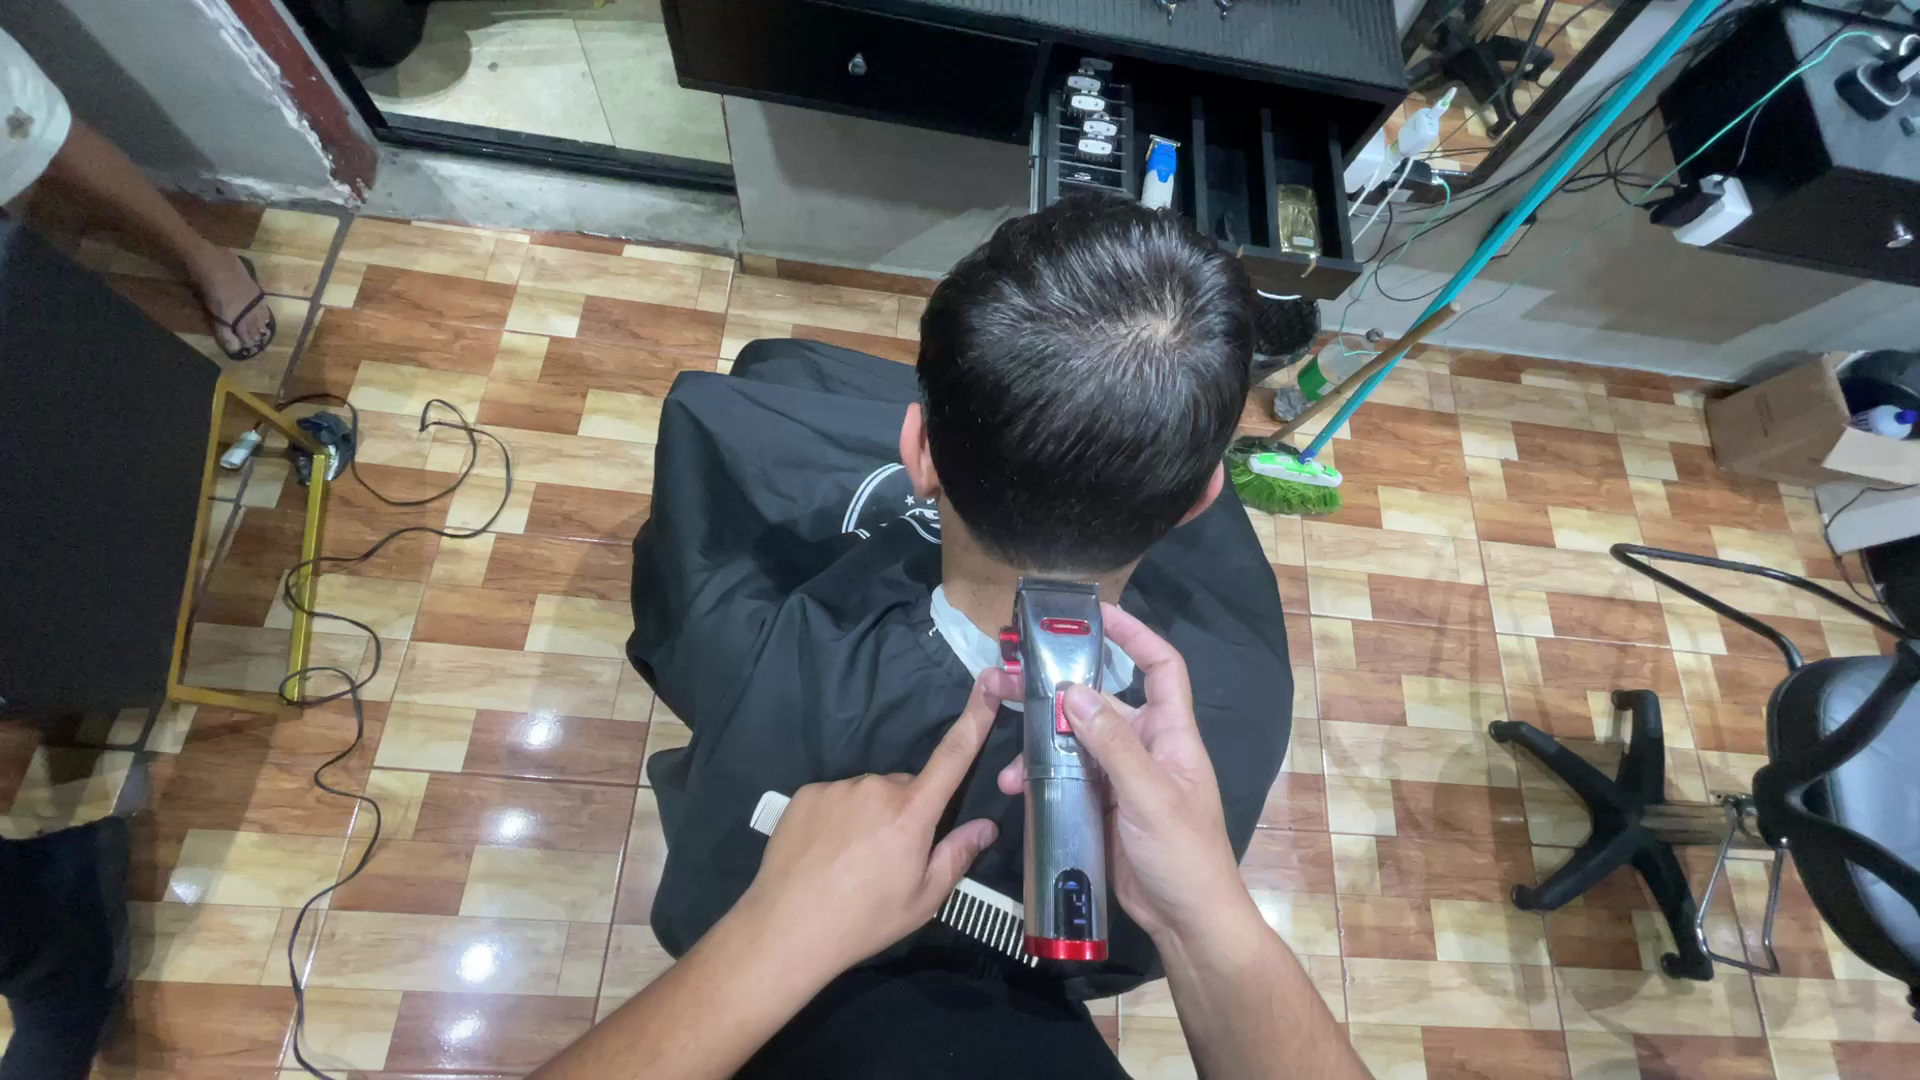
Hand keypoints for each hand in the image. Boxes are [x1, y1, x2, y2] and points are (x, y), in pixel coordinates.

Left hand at [735, 669, 1013, 977]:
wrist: (785, 931)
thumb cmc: (864, 920)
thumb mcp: (923, 900)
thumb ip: (957, 856)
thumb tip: (987, 826)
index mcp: (911, 812)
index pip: (953, 757)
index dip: (974, 719)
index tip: (988, 686)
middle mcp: (876, 787)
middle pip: (906, 788)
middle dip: (906, 811)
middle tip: (889, 857)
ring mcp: (838, 787)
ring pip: (869, 793)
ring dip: (870, 815)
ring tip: (851, 859)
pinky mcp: (807, 793)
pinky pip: (836, 797)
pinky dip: (838, 817)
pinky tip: (826, 851)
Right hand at [996, 603, 1251, 944]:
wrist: (1184, 922)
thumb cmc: (1184, 854)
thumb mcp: (1151, 796)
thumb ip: (1114, 745)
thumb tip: (1074, 693)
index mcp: (1169, 732)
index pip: (1160, 667)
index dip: (1134, 635)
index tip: (1097, 613)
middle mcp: (1143, 743)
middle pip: (1098, 699)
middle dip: (1056, 686)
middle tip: (1010, 671)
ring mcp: (1118, 772)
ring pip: (1073, 737)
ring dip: (1038, 736)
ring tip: (1003, 739)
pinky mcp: (1097, 799)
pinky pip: (1063, 772)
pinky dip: (1039, 773)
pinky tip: (1016, 785)